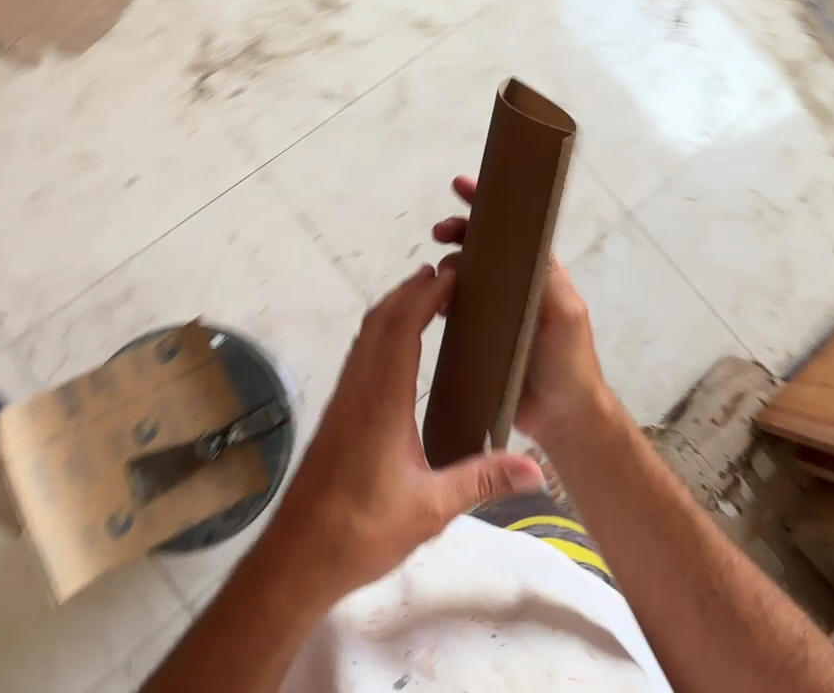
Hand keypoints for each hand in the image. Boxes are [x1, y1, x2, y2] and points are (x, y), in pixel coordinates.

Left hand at [254, 265, 544, 608]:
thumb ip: (482, 480)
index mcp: (381, 400)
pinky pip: (360, 356)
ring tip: (425, 300)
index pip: (402, 329)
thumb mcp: (431, 508)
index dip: (424, 295)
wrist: (297, 556)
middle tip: (444, 277)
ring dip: (393, 310)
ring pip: (365, 337)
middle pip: (380, 322)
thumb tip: (535, 468)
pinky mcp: (337, 415)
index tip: (451, 275)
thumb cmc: (362, 530)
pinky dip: (381, 334)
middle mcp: (358, 389)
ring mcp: (343, 400)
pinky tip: (398, 351)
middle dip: (409, 292)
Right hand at [432, 176, 609, 448]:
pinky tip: (430, 301)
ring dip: (448, 265)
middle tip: (439, 232)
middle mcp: (515, 287)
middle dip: (460, 231)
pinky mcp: (480, 336)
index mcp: (538, 274)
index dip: (487, 206)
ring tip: (435, 272)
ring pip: (466, 275)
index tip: (461, 186)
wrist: (561, 416)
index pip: (512, 230)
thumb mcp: (564, 313)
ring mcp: (496, 311)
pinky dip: (441, 297)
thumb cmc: (569, 361)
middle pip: (483, 247)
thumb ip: (546, 279)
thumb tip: (522, 241)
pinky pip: (456, 308)